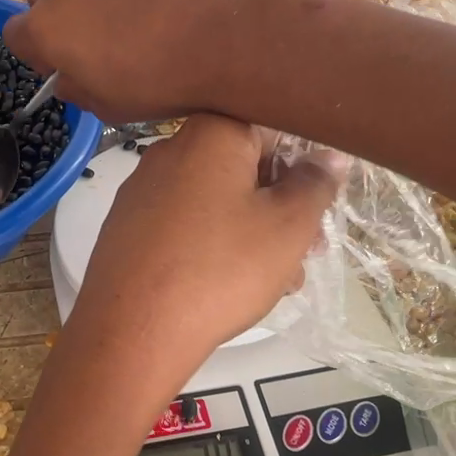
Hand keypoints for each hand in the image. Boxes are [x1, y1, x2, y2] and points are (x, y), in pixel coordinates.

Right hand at [2, 0, 261, 123]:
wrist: (226, 36)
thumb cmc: (162, 82)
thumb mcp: (107, 107)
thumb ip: (73, 88)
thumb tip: (65, 74)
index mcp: (45, 27)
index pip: (15, 35)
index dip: (38, 51)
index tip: (65, 61)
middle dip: (61, 14)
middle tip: (101, 35)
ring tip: (138, 10)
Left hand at [67, 114, 345, 381]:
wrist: (133, 330)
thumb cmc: (220, 268)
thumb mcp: (288, 226)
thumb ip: (315, 184)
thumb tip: (327, 157)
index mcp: (210, 134)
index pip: (270, 125)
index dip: (303, 160)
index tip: (320, 198)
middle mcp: (170, 149)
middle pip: (242, 165)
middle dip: (280, 204)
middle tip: (308, 248)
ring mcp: (143, 189)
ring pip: (216, 199)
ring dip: (253, 231)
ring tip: (279, 279)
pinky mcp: (128, 226)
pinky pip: (185, 223)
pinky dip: (214, 245)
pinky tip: (233, 286)